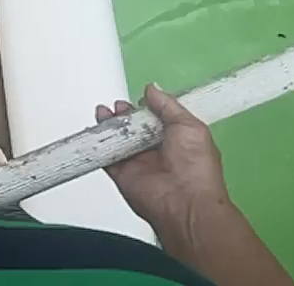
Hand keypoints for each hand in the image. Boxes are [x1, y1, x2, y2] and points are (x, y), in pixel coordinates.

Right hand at [94, 83, 230, 235]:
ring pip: (117, 137)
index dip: (146, 106)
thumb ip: (168, 105)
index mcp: (176, 140)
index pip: (156, 118)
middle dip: (124, 112)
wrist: (185, 203)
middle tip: (121, 106)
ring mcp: (137, 162)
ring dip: (109, 123)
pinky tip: (96, 128)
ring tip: (106, 112)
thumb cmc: (197, 168)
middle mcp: (156, 151)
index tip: (140, 97)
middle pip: (133, 125)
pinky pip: (104, 155)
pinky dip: (97, 143)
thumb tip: (152, 89)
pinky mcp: (121, 173)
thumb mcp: (190, 126)